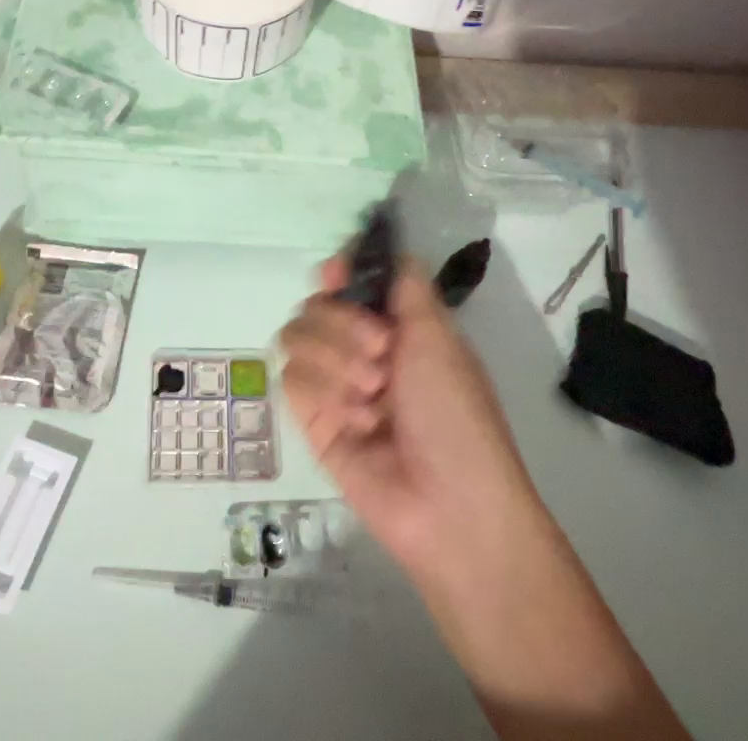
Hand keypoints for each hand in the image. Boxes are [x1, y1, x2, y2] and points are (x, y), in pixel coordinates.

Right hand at [282, 258, 690, 739]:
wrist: (447, 502)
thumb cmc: (456, 414)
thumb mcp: (439, 338)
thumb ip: (406, 286)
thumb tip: (388, 245)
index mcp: (399, 325)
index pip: (349, 281)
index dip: (338, 272)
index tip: (336, 274)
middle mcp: (362, 349)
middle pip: (314, 304)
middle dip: (342, 325)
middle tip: (381, 355)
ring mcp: (334, 385)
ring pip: (295, 339)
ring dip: (335, 363)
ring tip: (373, 399)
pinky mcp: (312, 420)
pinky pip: (291, 380)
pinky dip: (323, 396)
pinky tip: (356, 424)